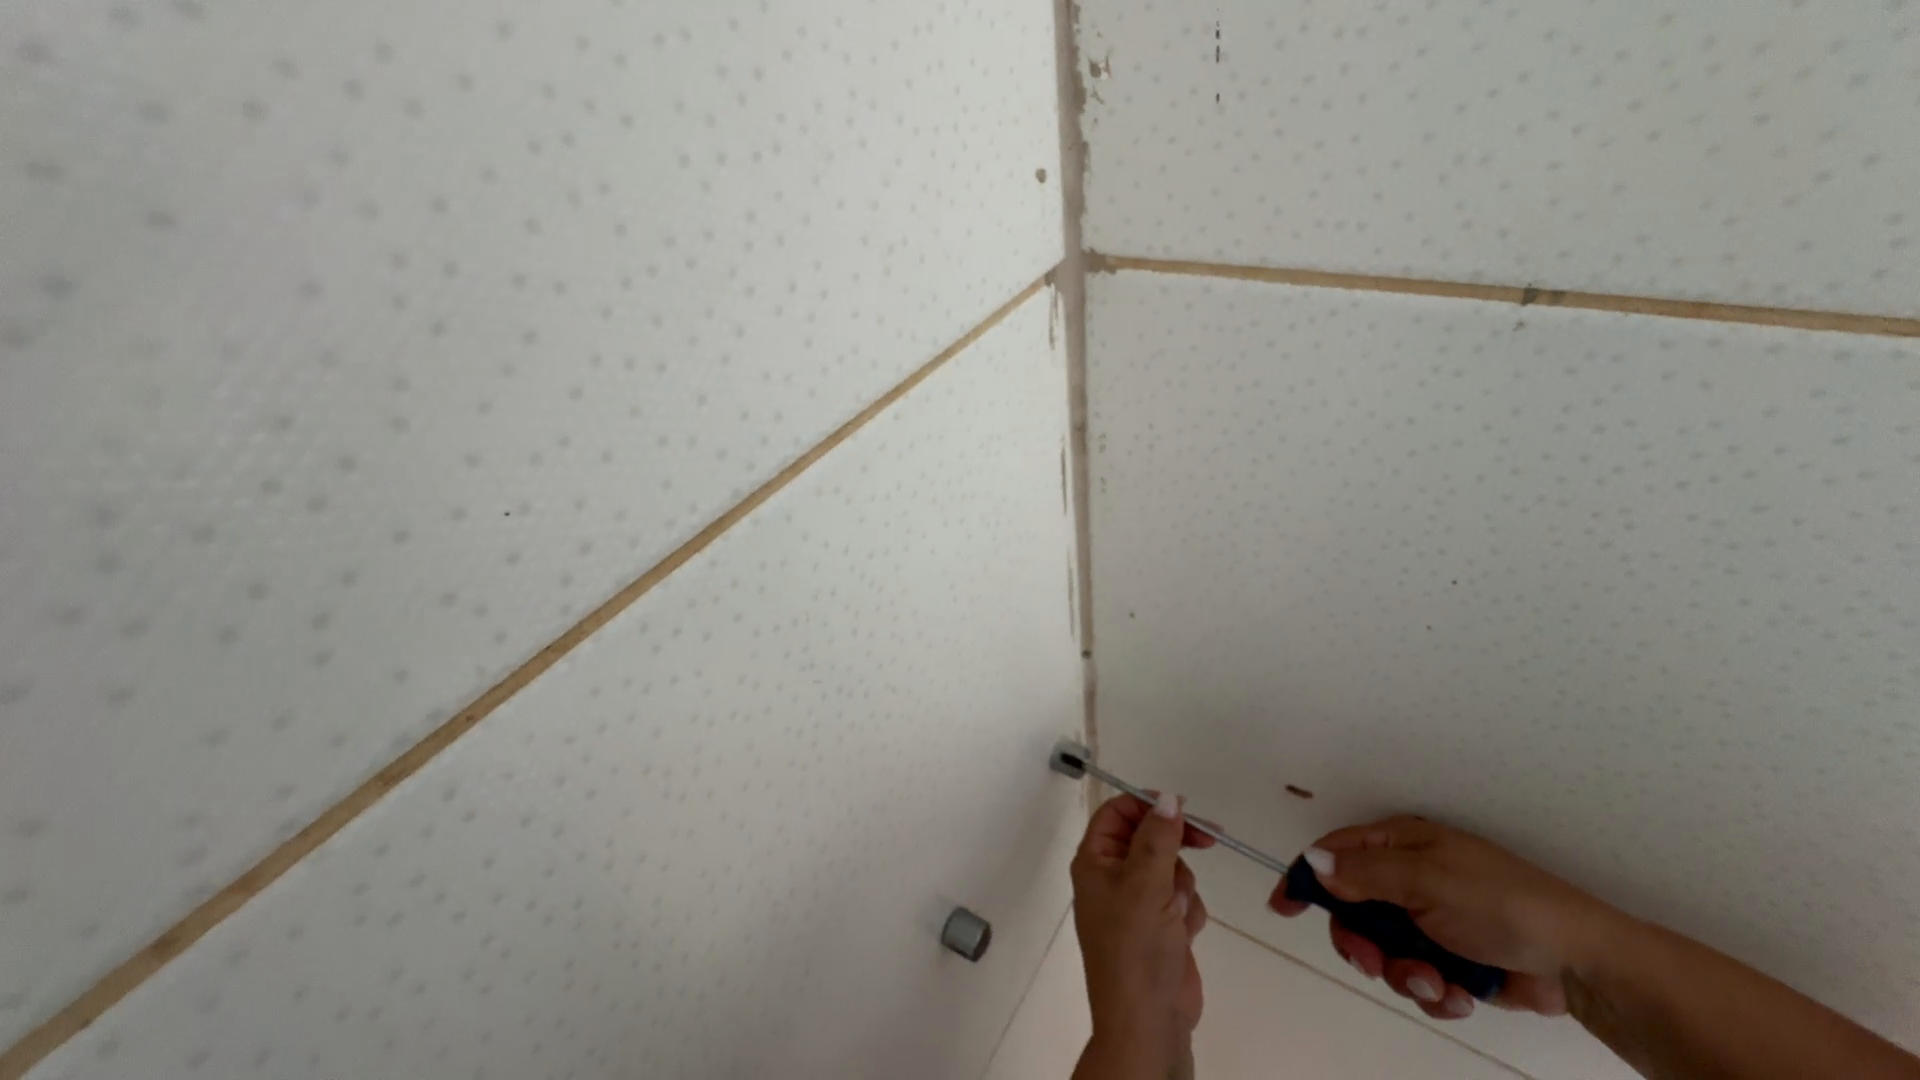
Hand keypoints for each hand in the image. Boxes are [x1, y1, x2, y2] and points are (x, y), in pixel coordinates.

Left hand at [1071, 791, 1214, 1036]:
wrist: (1149, 1019)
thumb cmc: (1137, 945)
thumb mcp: (1146, 882)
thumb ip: (1158, 836)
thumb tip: (1167, 798)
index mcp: (1094, 861)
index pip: (1117, 813)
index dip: (1147, 805)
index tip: (1182, 806)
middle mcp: (1112, 876)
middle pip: (1149, 837)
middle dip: (1176, 844)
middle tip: (1209, 839)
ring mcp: (1137, 902)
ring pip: (1171, 867)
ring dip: (1182, 885)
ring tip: (1176, 912)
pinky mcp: (1161, 925)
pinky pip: (1182, 897)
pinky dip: (1188, 910)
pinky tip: (1184, 932)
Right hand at [1268, 815, 1617, 1021]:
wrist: (1580, 962)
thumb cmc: (1500, 903)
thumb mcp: (1427, 881)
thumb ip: (1365, 874)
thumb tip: (1312, 861)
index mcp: (1401, 845)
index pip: (1336, 853)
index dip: (1307, 876)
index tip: (1284, 906)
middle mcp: (1409, 878)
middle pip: (1352, 909)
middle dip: (1359, 942)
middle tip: (1370, 961)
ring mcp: (1429, 920)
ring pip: (1382, 950)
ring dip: (1401, 973)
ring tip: (1434, 983)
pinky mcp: (1450, 960)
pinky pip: (1415, 977)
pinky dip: (1431, 991)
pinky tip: (1456, 995)